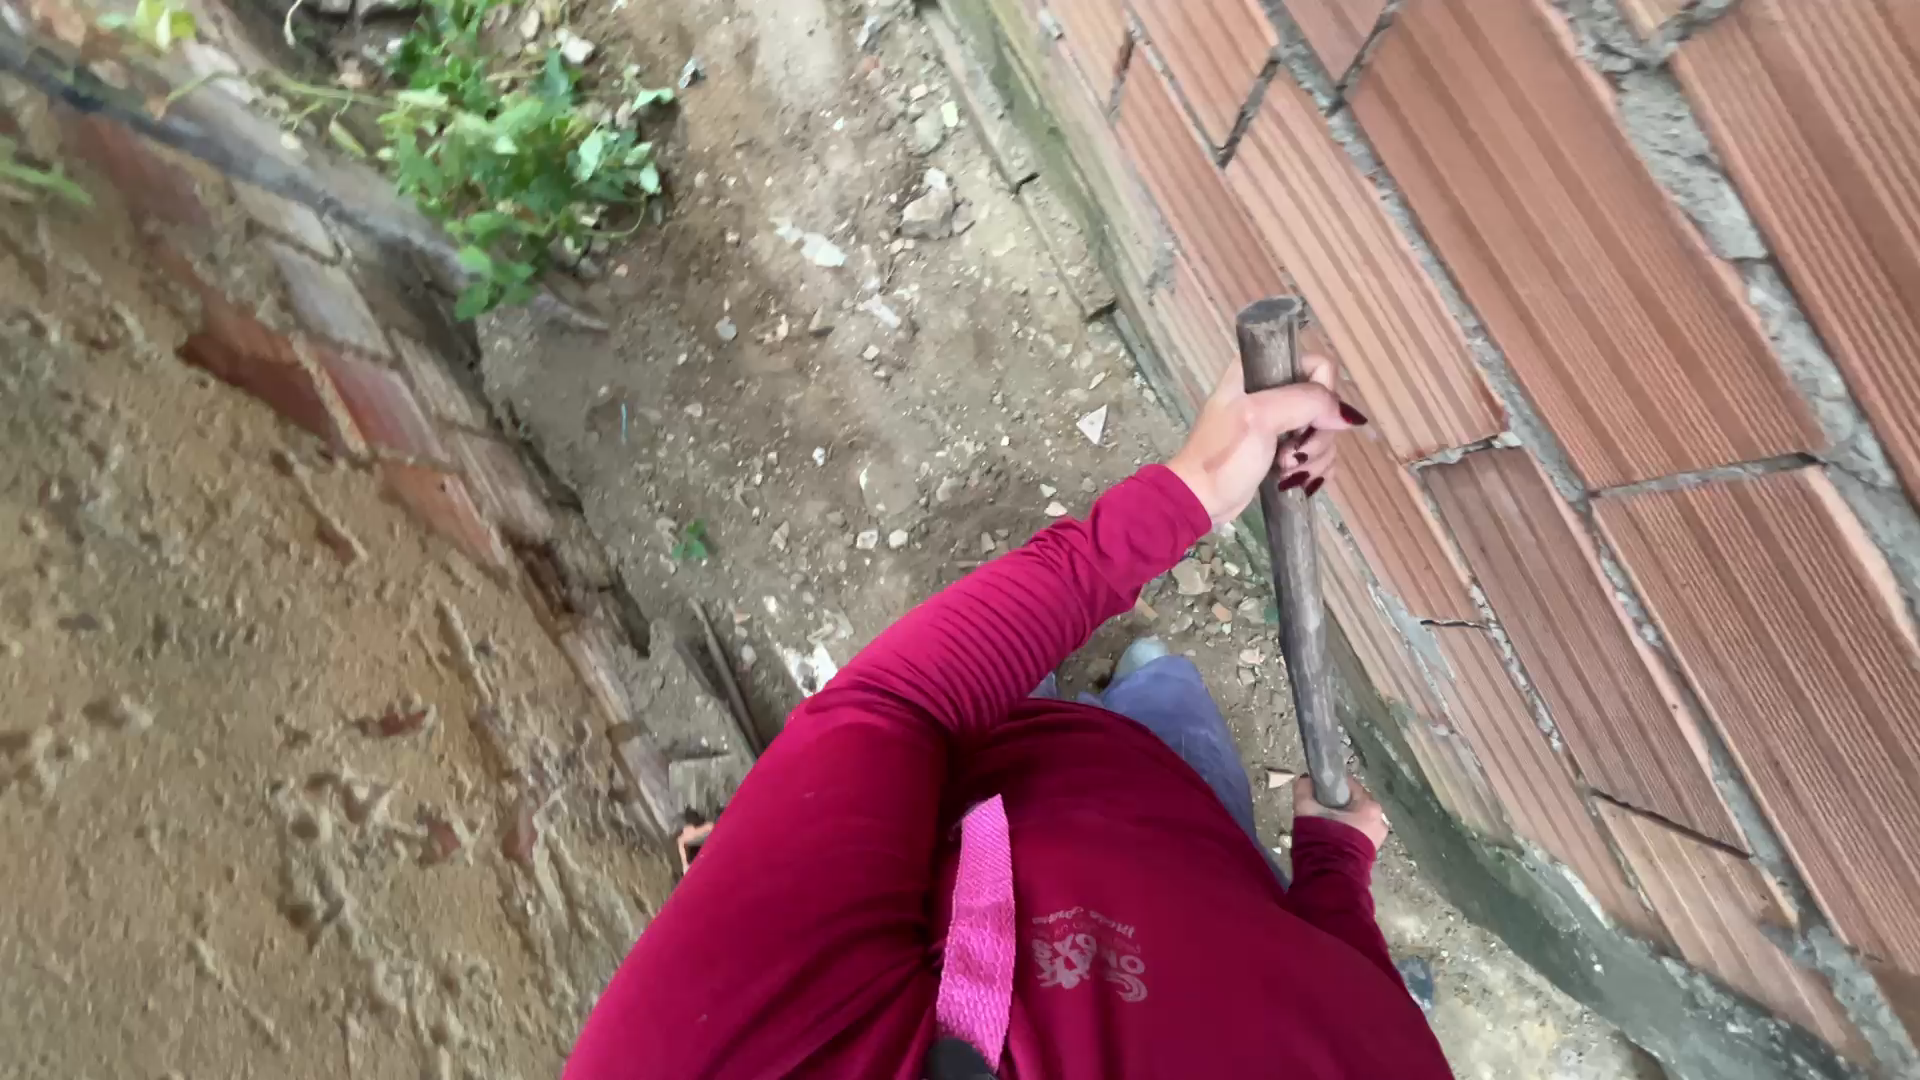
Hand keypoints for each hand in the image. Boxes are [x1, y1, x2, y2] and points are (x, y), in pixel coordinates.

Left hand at [1165, 354, 1367, 525]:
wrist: (1200, 499)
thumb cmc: (1223, 455)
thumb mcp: (1260, 417)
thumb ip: (1307, 402)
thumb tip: (1346, 416)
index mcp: (1258, 373)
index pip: (1316, 366)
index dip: (1321, 393)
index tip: (1307, 420)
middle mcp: (1270, 393)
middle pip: (1324, 404)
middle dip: (1316, 435)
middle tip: (1291, 455)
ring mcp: (1277, 425)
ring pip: (1323, 433)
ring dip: (1314, 457)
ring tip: (1285, 471)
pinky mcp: (1281, 452)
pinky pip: (1317, 455)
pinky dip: (1314, 470)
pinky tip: (1296, 482)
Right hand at [1293, 774, 1389, 851]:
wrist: (1330, 873)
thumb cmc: (1323, 836)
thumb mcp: (1306, 808)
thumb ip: (1304, 788)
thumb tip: (1305, 779)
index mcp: (1369, 805)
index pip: (1348, 784)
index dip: (1330, 785)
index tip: (1318, 791)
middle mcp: (1380, 818)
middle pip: (1354, 801)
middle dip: (1337, 803)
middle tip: (1319, 809)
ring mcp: (1379, 836)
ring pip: (1357, 817)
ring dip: (1343, 817)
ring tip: (1325, 823)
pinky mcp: (1374, 849)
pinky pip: (1359, 831)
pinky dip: (1347, 829)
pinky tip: (1333, 835)